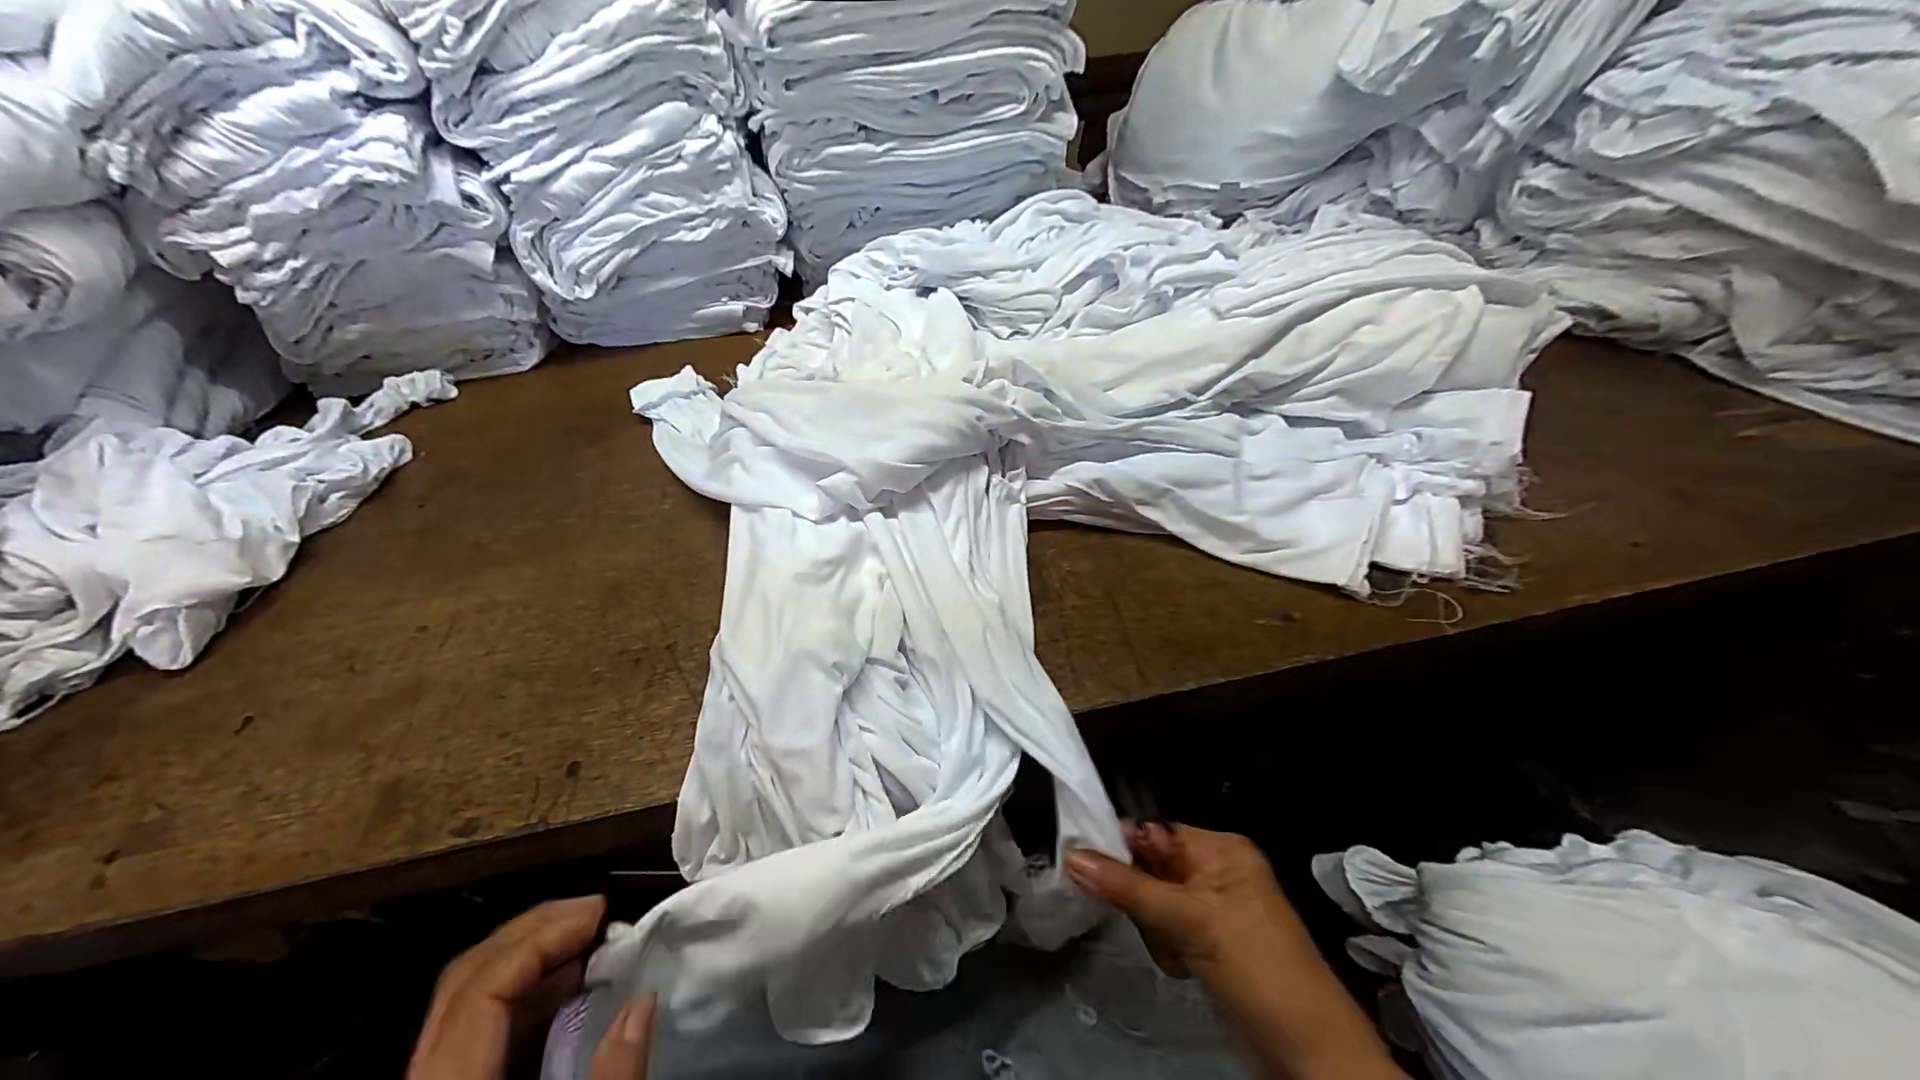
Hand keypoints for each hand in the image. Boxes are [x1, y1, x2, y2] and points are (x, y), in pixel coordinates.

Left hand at [408, 896, 655, 1079]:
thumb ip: (612, 1077)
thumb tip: (643, 1002)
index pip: (482, 987)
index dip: (541, 937)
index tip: (599, 912)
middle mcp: (428, 1073)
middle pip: (466, 977)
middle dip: (535, 931)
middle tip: (594, 911)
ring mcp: (435, 1077)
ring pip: (467, 997)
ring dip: (531, 956)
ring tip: (588, 939)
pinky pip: (475, 1024)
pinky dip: (523, 990)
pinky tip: (566, 987)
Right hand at [1067, 824, 1406, 1079]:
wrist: (1306, 1051)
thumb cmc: (1256, 966)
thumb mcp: (1190, 920)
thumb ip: (1128, 887)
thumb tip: (1073, 856)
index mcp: (1220, 849)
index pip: (1153, 831)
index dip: (1118, 843)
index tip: (1081, 858)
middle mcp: (1212, 871)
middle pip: (1146, 866)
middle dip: (1140, 896)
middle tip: (1150, 919)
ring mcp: (1208, 910)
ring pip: (1148, 902)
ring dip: (1153, 930)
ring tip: (1178, 951)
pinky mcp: (1203, 944)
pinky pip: (1161, 931)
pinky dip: (1164, 949)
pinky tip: (1184, 967)